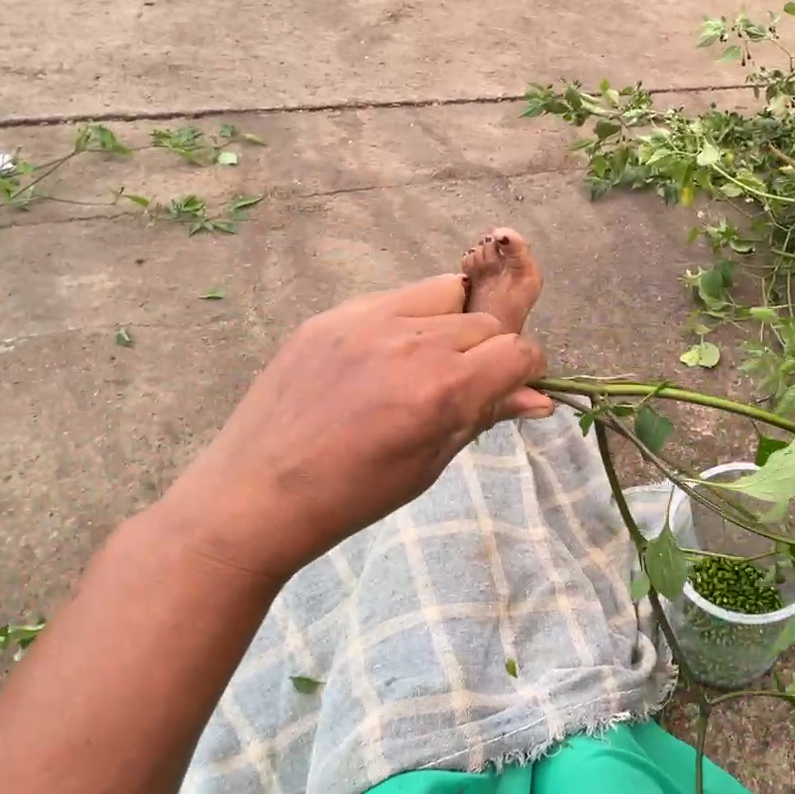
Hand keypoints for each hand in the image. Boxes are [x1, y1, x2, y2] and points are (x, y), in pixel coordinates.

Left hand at [151, 274, 553, 584]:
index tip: (510, 387)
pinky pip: (399, 296)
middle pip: (488, 325)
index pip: (520, 352)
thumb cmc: (353, 494)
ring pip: (449, 296)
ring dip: (453, 326)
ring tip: (423, 360)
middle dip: (488, 352)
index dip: (525, 371)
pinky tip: (384, 354)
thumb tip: (541, 401)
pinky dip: (410, 318)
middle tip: (459, 383)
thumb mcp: (432, 462)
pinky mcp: (334, 315)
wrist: (252, 497)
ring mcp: (369, 323)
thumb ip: (487, 415)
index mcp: (444, 390)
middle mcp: (414, 345)